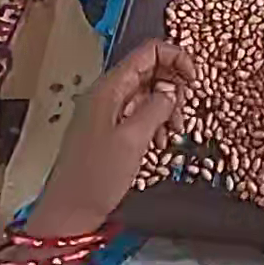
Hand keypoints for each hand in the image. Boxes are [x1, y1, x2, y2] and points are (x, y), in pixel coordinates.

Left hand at [27, 40, 197, 235]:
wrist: (69, 213)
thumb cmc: (97, 175)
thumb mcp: (134, 139)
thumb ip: (157, 107)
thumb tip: (172, 91)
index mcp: (110, 87)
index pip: (149, 51)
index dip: (176, 59)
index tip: (193, 81)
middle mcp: (109, 93)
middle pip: (151, 70)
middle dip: (174, 87)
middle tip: (181, 115)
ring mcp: (109, 110)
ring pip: (150, 92)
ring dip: (168, 108)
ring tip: (173, 132)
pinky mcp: (111, 128)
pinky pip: (142, 112)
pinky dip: (158, 122)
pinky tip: (162, 141)